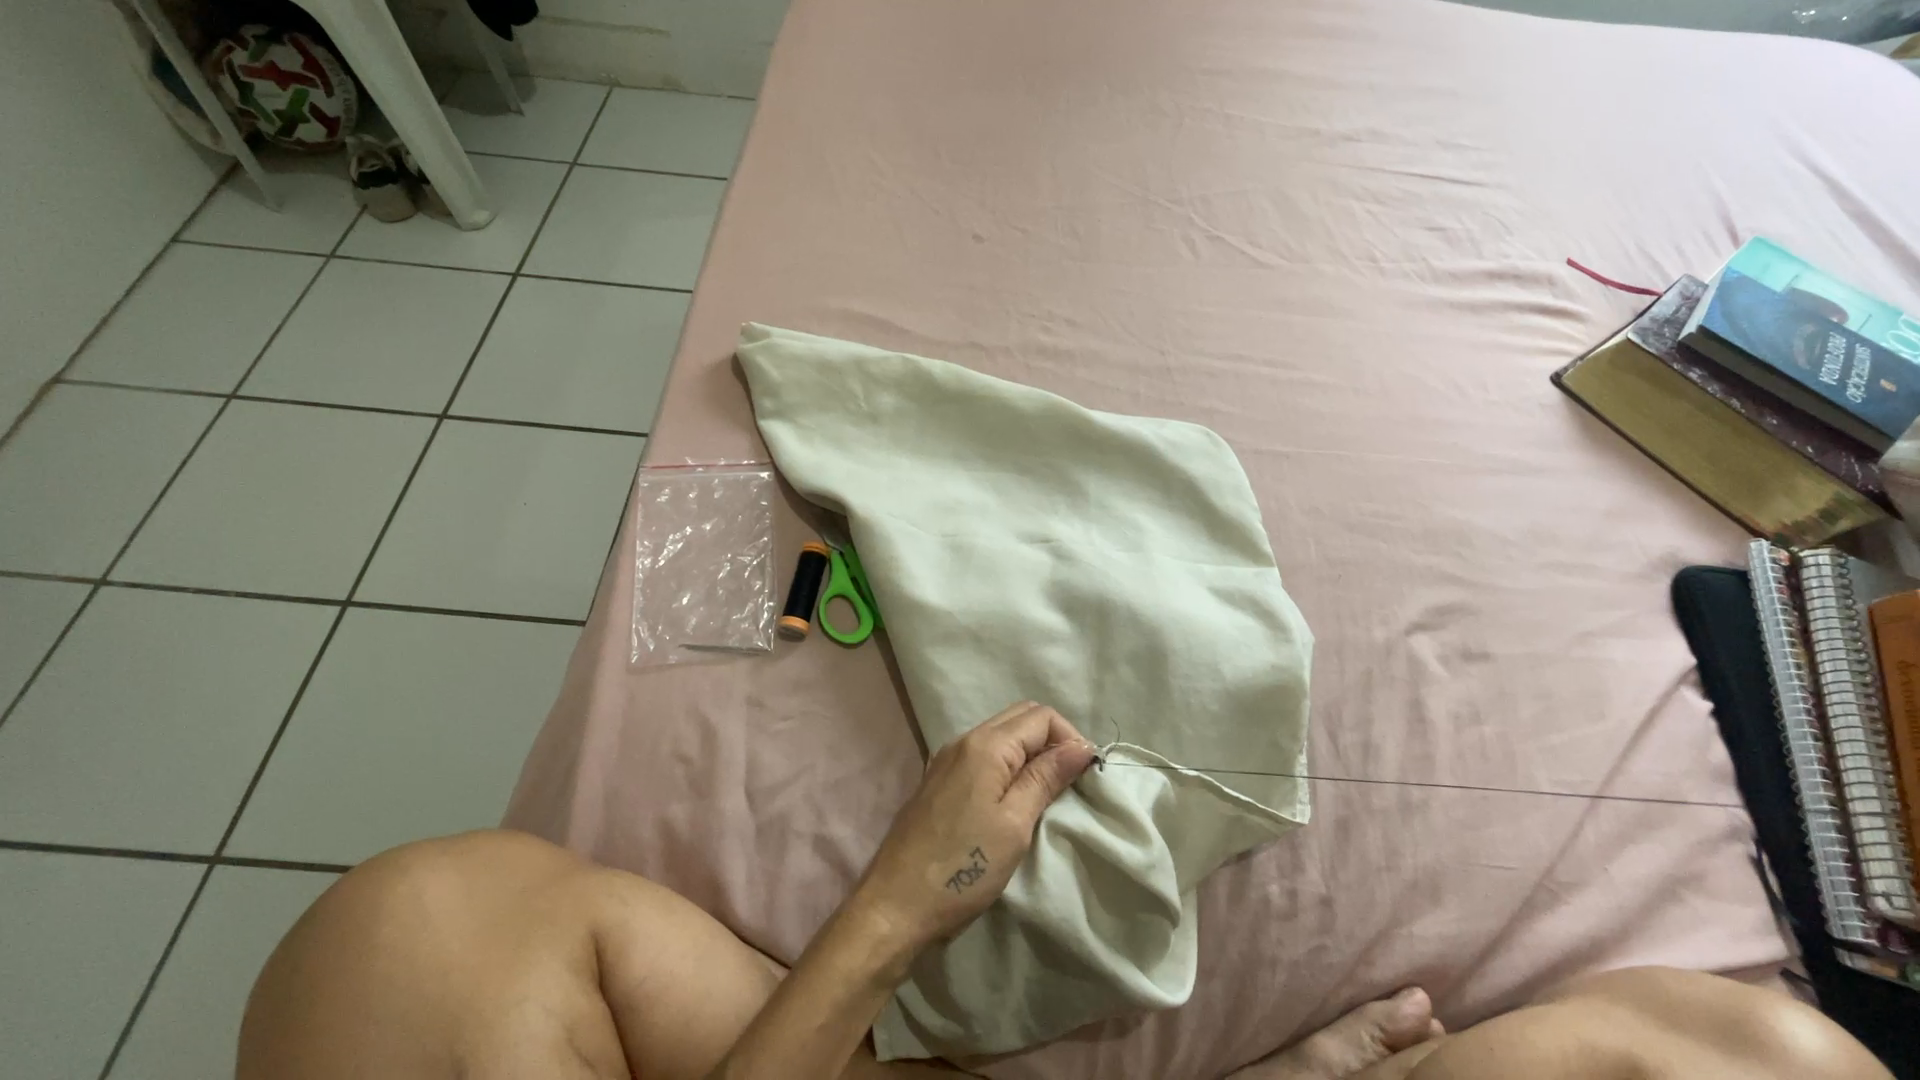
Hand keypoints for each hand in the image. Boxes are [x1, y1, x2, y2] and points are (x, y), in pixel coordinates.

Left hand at [847, 702, 1098, 953]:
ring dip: (1030, 753)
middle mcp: (962, 741)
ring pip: (1000, 735)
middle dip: (1053, 740)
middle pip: (1020, 718)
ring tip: (1049, 792)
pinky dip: (1007, 765)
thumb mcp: (1015, 824)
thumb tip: (1081, 746)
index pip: (1041, 717)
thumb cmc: (963, 868)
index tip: (1087, 775)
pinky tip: (1016, 798)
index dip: (1071, 738)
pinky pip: (982, 756)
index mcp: (984, 746)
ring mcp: (946, 761)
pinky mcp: (938, 782)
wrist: (895, 905)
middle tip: (1071, 781)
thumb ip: (1046, 778)